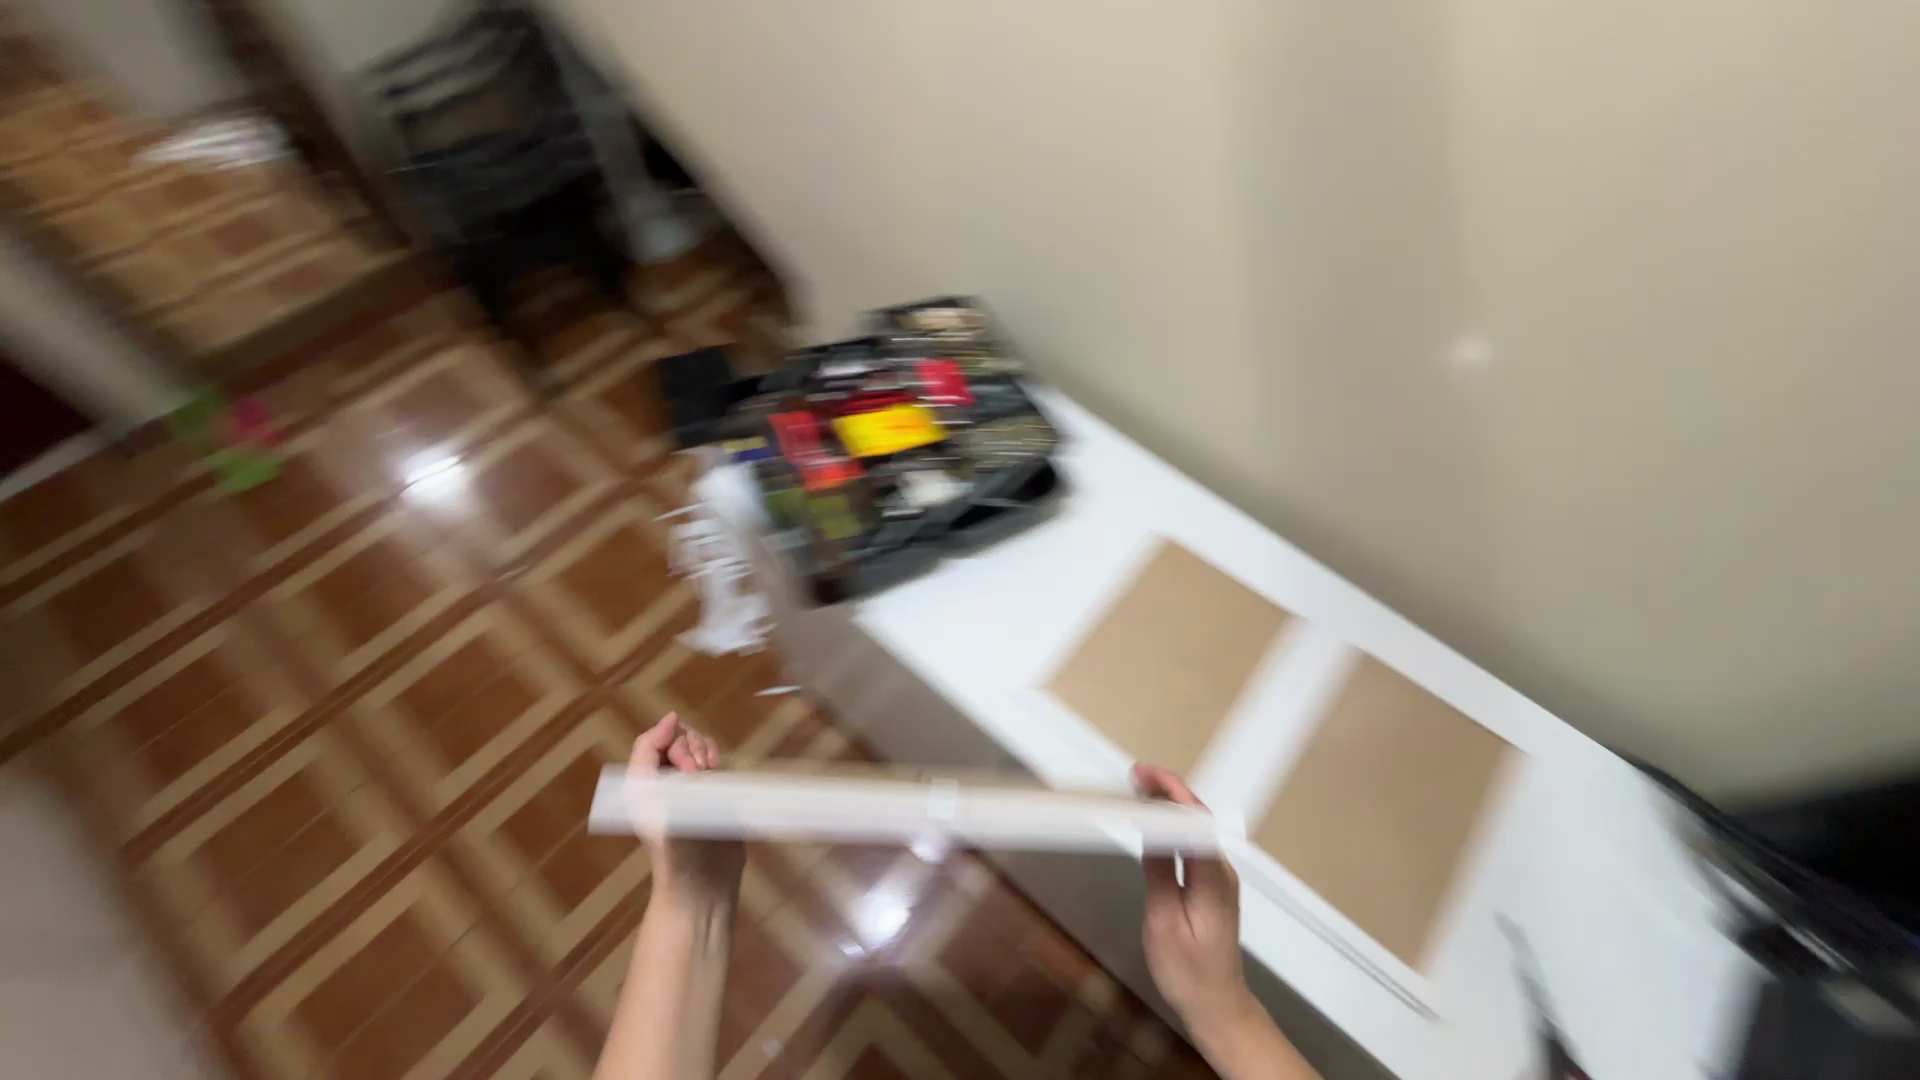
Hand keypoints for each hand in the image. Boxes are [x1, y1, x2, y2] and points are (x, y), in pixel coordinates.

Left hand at [632, 713, 743, 912]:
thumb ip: (652, 757)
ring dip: (706, 753)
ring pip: (697, 746)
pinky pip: (712, 760)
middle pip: (677, 739)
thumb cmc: (675, 847)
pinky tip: (719, 773)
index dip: (673, 742)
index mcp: (642, 783)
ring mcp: (687, 785)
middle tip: (698, 777)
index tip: (689, 766)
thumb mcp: (654, 801)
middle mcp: (663, 780)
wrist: (703, 884)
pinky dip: (717, 761)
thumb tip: (670, 718)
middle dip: (692, 749)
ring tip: (710, 774)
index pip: (653, 740)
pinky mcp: (710, 791)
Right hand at [1134, 764, 1253, 1025]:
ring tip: (1140, 790)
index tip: (1142, 776)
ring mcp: (1219, 876)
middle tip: (1135, 775)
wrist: (1217, 1006)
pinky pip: (1193, 841)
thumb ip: (1159, 872)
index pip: (1194, 819)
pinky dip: (1173, 823)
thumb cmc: (1188, 972)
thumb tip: (1149, 830)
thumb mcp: (1164, 922)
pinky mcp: (1212, 884)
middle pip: (1198, 816)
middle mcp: (1221, 870)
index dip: (1170, 791)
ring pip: (1196, 826)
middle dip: (1168, 789)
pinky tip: (1154, 821)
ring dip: (1170, 803)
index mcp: (1213, 876)